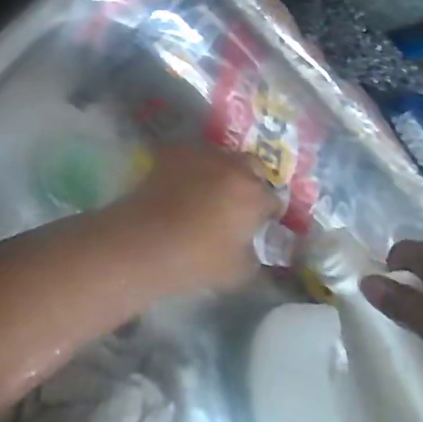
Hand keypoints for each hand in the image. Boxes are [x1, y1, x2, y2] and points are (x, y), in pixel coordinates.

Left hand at [114, 144, 278, 289]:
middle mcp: (232, 165)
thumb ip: (256, 253)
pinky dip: (193, 166)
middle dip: (249, 182)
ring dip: (222, 170)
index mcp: (254, 193)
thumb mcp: (240, 270)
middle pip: (251, 167)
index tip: (259, 224)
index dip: (267, 213)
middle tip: (238, 203)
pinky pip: (192, 155)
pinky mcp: (174, 151)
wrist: (149, 240)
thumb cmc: (199, 259)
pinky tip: (183, 182)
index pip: (273, 199)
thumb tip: (257, 245)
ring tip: (209, 190)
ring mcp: (201, 153)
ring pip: (221, 157)